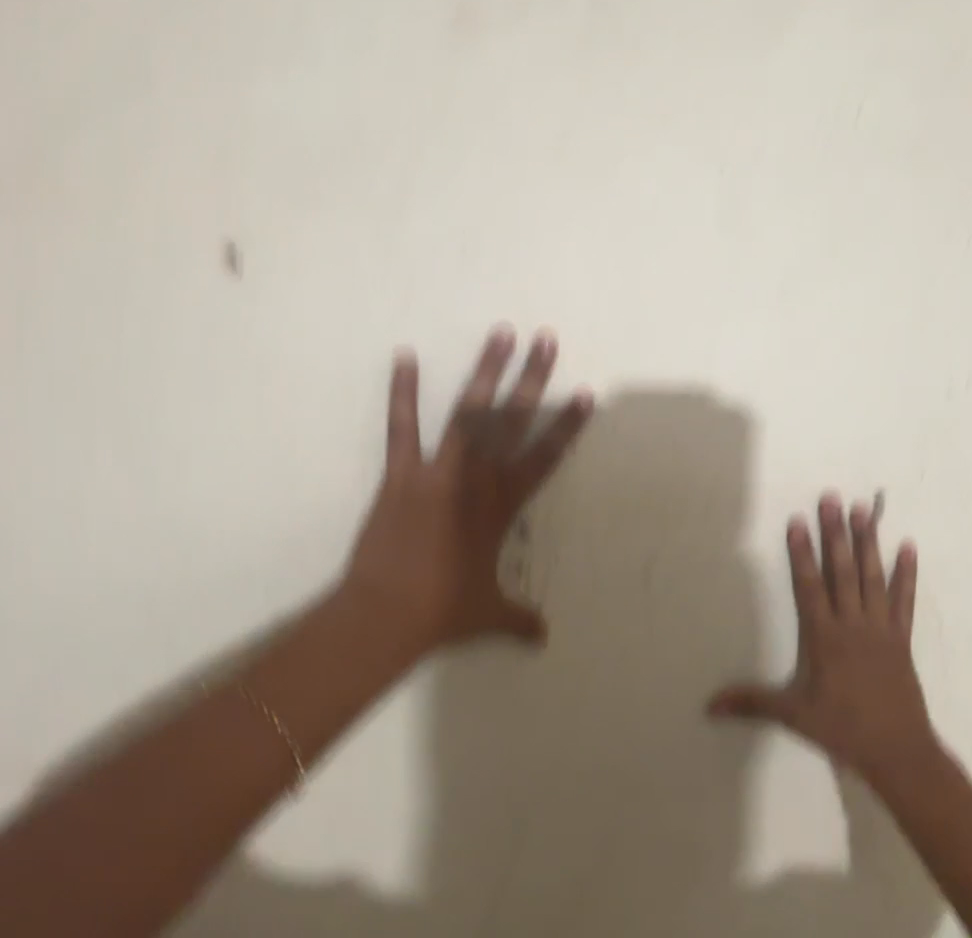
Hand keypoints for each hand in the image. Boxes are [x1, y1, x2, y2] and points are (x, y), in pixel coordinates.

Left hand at [340, 325, 592, 655]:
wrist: (387, 615)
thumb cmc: (444, 612)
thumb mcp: (489, 615)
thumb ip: (520, 619)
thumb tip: (544, 637)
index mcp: (504, 506)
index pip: (546, 457)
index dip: (568, 426)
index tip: (585, 394)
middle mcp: (478, 479)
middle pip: (512, 420)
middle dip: (532, 377)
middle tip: (546, 339)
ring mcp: (439, 472)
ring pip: (468, 412)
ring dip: (485, 370)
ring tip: (501, 333)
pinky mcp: (401, 474)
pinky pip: (402, 427)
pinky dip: (403, 392)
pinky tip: (405, 356)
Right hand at [709, 493, 939, 782]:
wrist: (898, 751)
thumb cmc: (842, 730)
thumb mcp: (793, 715)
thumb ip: (752, 703)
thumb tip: (709, 705)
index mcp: (825, 638)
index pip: (809, 587)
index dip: (802, 554)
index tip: (798, 521)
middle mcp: (853, 625)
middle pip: (842, 572)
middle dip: (836, 534)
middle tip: (832, 498)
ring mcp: (881, 629)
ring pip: (873, 578)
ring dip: (868, 542)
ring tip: (865, 509)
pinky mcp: (902, 638)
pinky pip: (904, 600)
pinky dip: (906, 574)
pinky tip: (908, 547)